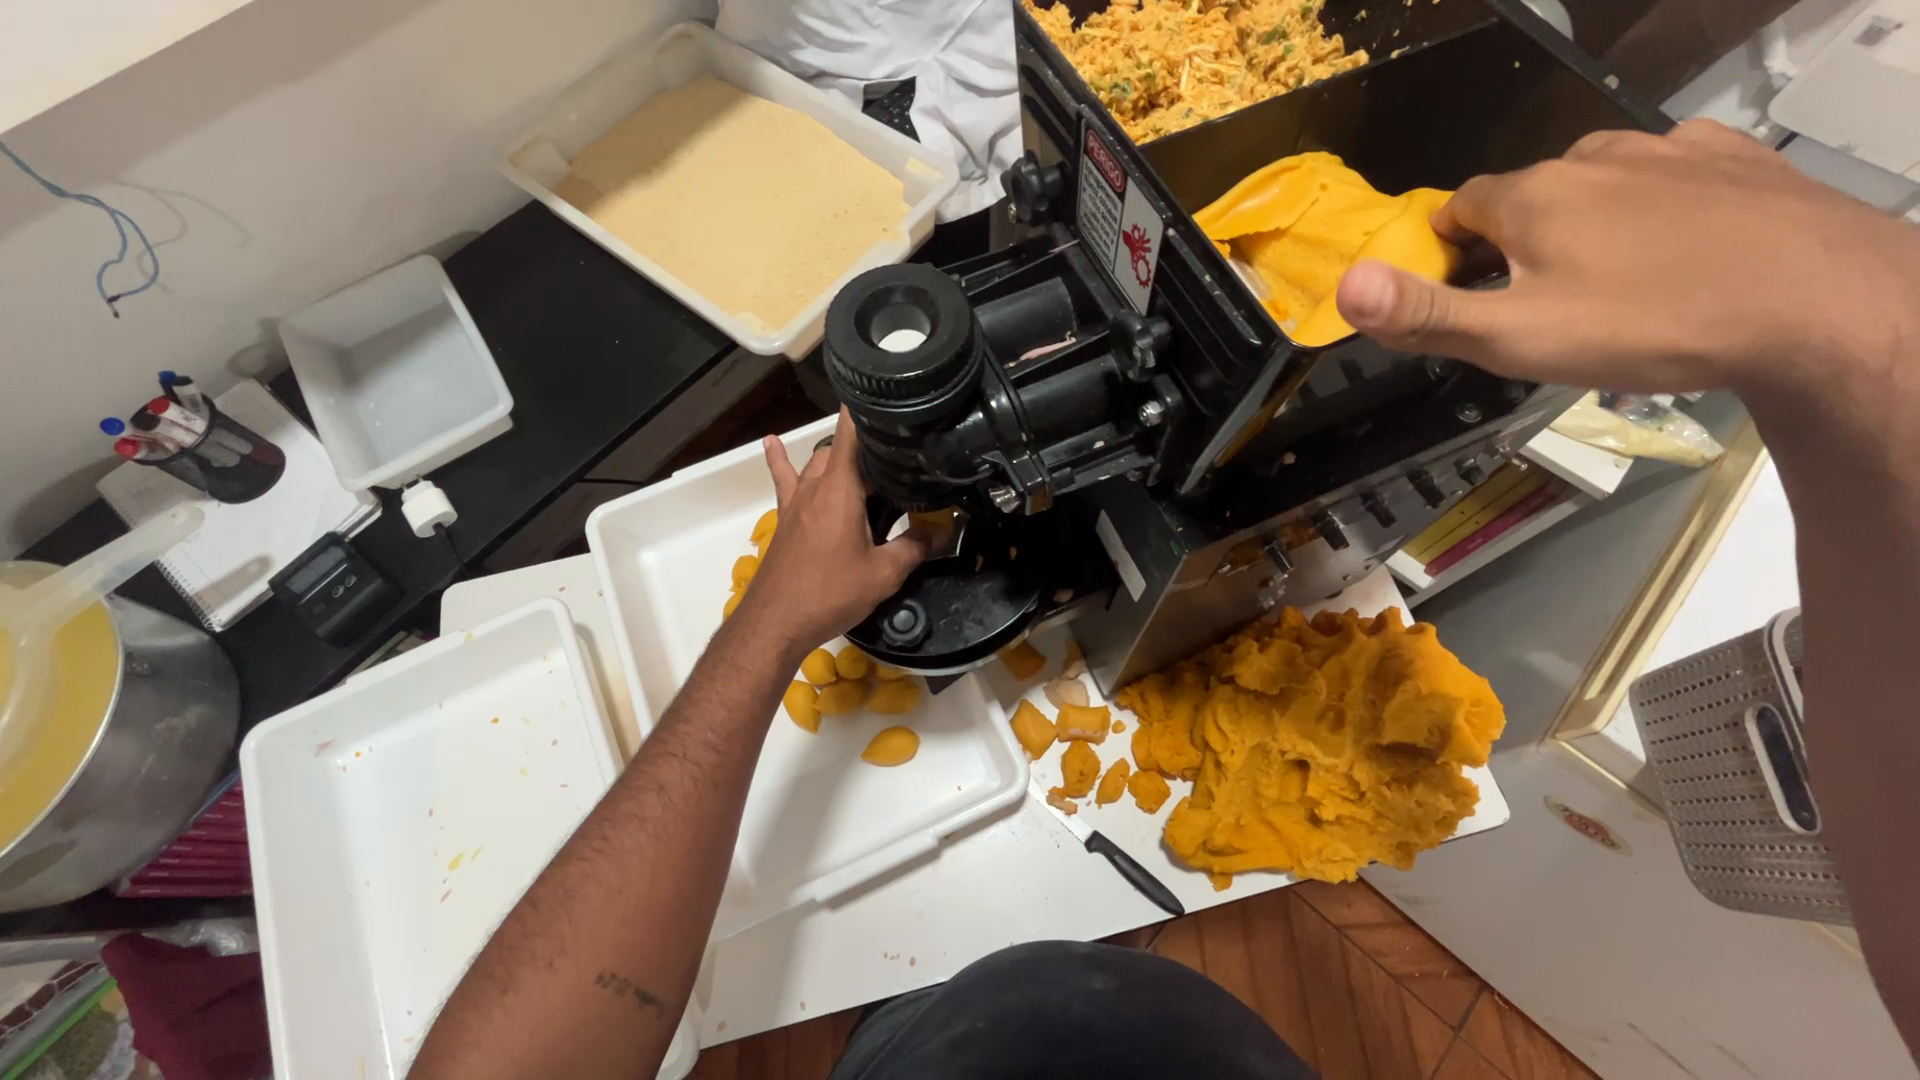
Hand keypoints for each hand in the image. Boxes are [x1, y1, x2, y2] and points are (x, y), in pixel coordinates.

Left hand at [739, 409, 931, 653]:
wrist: (776, 622)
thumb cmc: (829, 593)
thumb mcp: (884, 574)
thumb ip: (916, 547)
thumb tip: (945, 529)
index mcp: (840, 489)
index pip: (852, 434)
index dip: (869, 412)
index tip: (890, 398)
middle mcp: (815, 486)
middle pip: (838, 448)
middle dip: (865, 445)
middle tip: (896, 455)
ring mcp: (796, 501)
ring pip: (816, 462)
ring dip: (837, 456)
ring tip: (864, 459)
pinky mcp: (786, 518)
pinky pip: (786, 480)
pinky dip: (782, 461)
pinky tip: (773, 442)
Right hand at [1335, 119, 1919, 396]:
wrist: (1820, 306)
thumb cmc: (1645, 324)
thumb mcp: (1514, 338)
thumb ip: (1425, 314)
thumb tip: (1346, 287)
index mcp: (1531, 196)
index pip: (1457, 208)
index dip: (1446, 251)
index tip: (1459, 293)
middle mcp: (1592, 156)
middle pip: (1523, 196)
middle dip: (1510, 240)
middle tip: (1531, 303)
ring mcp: (1670, 149)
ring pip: (1594, 182)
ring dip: (1578, 220)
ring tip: (1602, 281)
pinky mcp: (1733, 158)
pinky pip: (1665, 173)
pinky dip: (1649, 203)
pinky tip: (1670, 247)